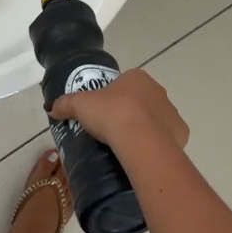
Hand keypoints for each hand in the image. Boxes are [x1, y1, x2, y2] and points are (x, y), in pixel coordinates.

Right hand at [49, 69, 188, 156]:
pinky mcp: (181, 132)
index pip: (123, 85)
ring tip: (127, 146)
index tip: (102, 115)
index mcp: (136, 77)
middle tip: (113, 131)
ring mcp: (172, 111)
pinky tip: (144, 154)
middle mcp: (158, 90)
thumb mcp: (80, 105)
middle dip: (130, 113)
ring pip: (156, 119)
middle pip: (141, 101)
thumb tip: (50, 108)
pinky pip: (168, 137)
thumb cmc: (111, 113)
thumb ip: (65, 104)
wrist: (140, 139)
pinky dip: (159, 144)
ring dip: (146, 128)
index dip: (112, 99)